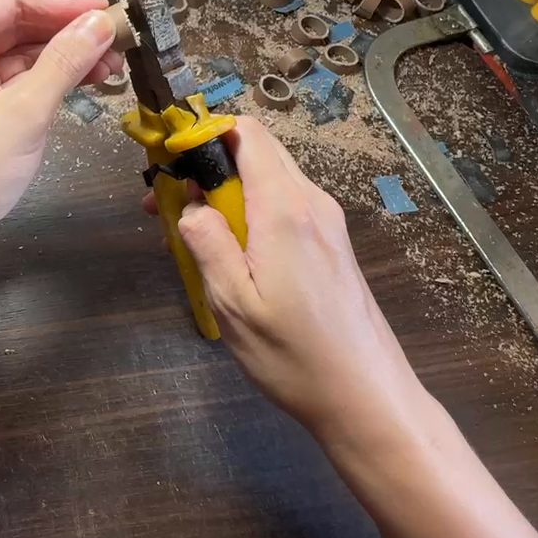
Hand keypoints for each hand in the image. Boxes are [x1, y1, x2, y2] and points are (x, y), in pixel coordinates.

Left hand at [0, 0, 121, 275]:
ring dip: (57, 60)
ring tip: (108, 68)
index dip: (62, 3)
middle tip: (116, 45)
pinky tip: (76, 89)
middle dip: (64, 33)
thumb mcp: (26, 110)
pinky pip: (6, 85)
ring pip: (13, 57)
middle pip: (13, 25)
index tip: (106, 15)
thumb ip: (65, 61)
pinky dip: (40, 85)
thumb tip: (100, 23)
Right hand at [165, 117, 425, 441]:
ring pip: (266, 177)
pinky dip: (247, 212)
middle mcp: (311, 202)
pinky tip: (229, 254)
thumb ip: (206, 241)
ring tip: (189, 235)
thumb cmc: (294, 355)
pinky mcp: (330, 243)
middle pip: (254, 149)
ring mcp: (326, 222)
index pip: (245, 134)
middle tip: (167, 203)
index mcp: (285, 208)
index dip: (202, 134)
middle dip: (205, 165)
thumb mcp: (232, 302)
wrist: (370, 403)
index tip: (168, 165)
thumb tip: (192, 205)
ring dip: (223, 192)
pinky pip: (281, 205)